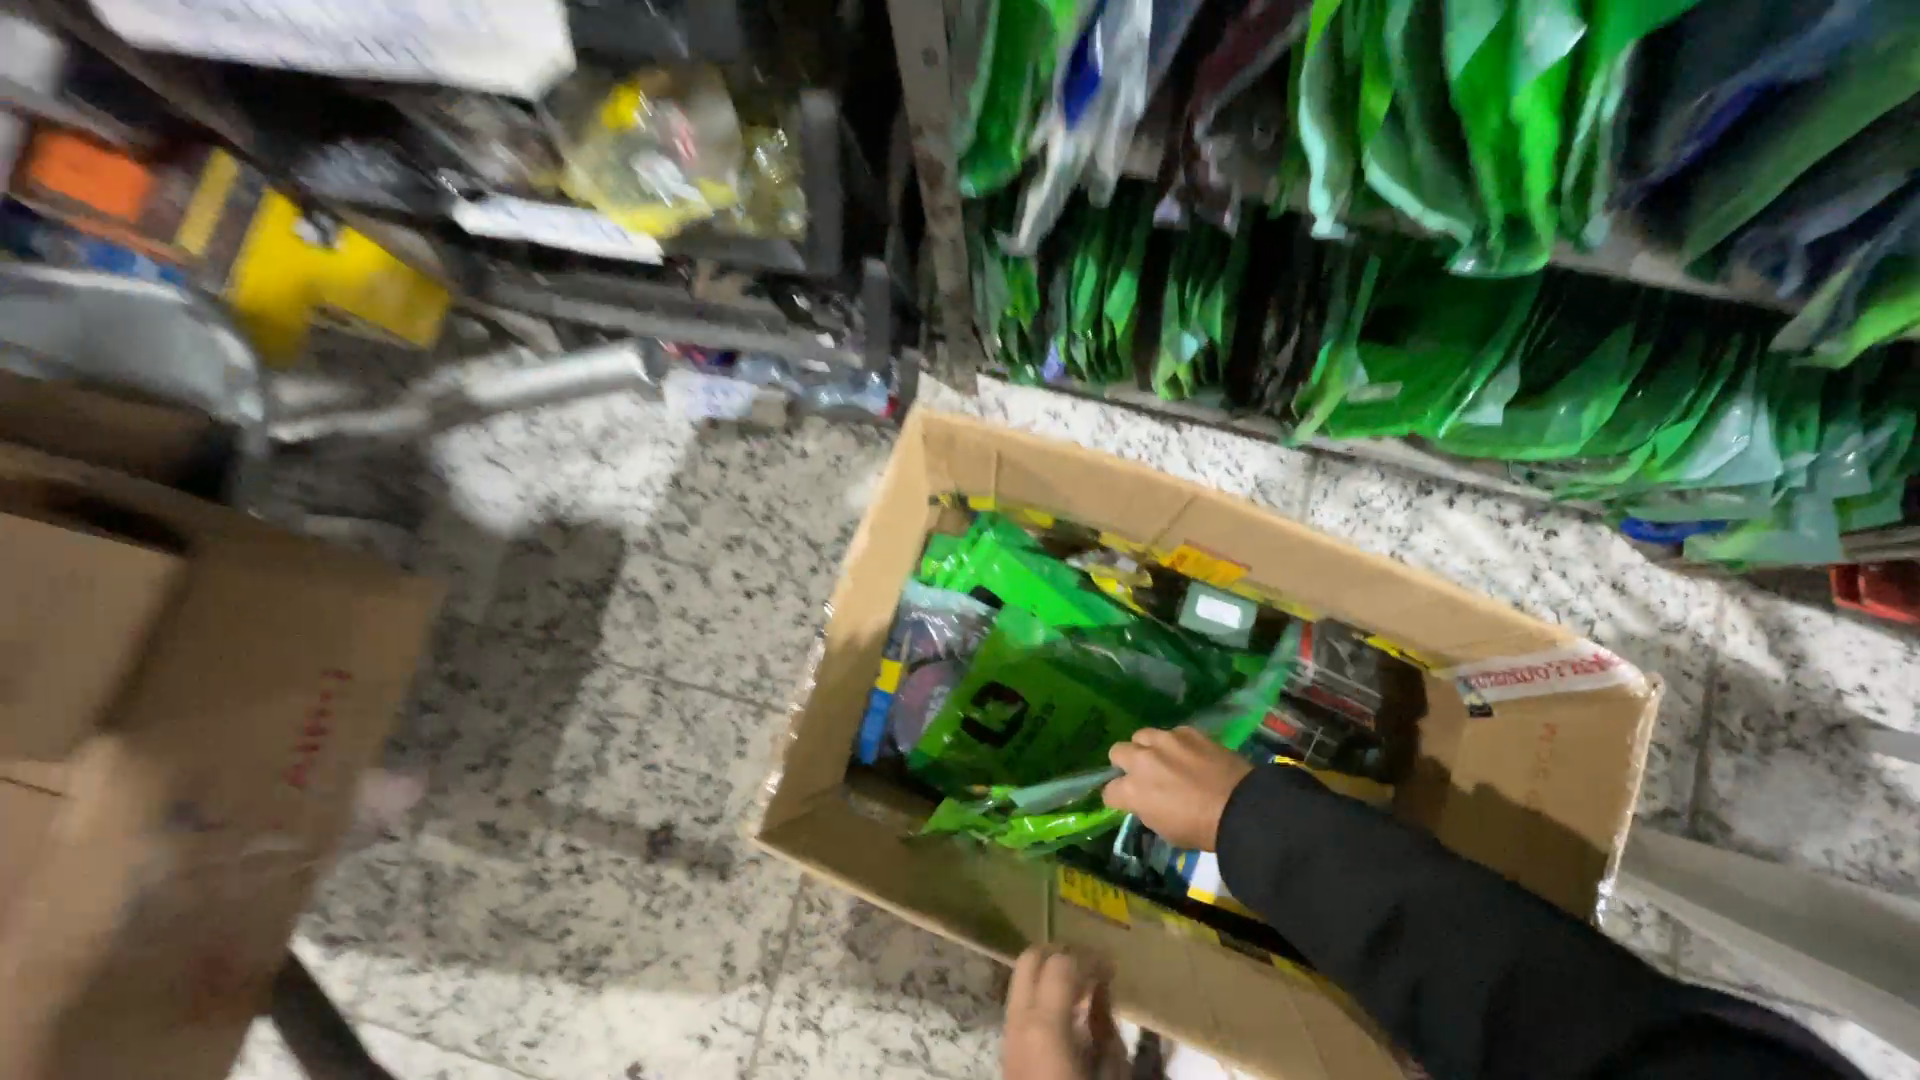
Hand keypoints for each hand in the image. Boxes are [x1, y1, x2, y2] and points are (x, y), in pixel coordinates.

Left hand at [1002, 946, 1126, 1079]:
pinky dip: (1042, 992)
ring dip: (1049, 972)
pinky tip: (1066, 1009)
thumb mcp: (1109, 1071)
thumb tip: (1101, 991)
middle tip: (1089, 964)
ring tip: (1080, 986)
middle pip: (1030, 958)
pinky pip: (1022, 1001)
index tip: (1111, 965)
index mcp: (1044, 1023)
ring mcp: (1007, 1029)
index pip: (1061, 963)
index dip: (1089, 957)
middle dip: (1061, 952)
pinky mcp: (1006, 1043)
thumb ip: (1105, 1025)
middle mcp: (1019, 1017)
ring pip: (1022, 977)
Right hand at [1104, 727, 1252, 851]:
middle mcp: (1142, 760)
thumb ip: (1146, 810)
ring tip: (1163, 758)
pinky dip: (1175, 744)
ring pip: (1141, 735)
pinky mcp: (1187, 731)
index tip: (1127, 802)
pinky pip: (1171, 733)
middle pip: (1117, 752)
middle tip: (1142, 775)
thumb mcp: (1164, 831)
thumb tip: (1145, 801)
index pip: (1109, 791)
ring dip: (1147, 748)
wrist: (1241, 809)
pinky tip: (1189, 754)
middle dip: (1125, 763)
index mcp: (1132, 790)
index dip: (1118, 798)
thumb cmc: (1201, 830)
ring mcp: (1165, 741)